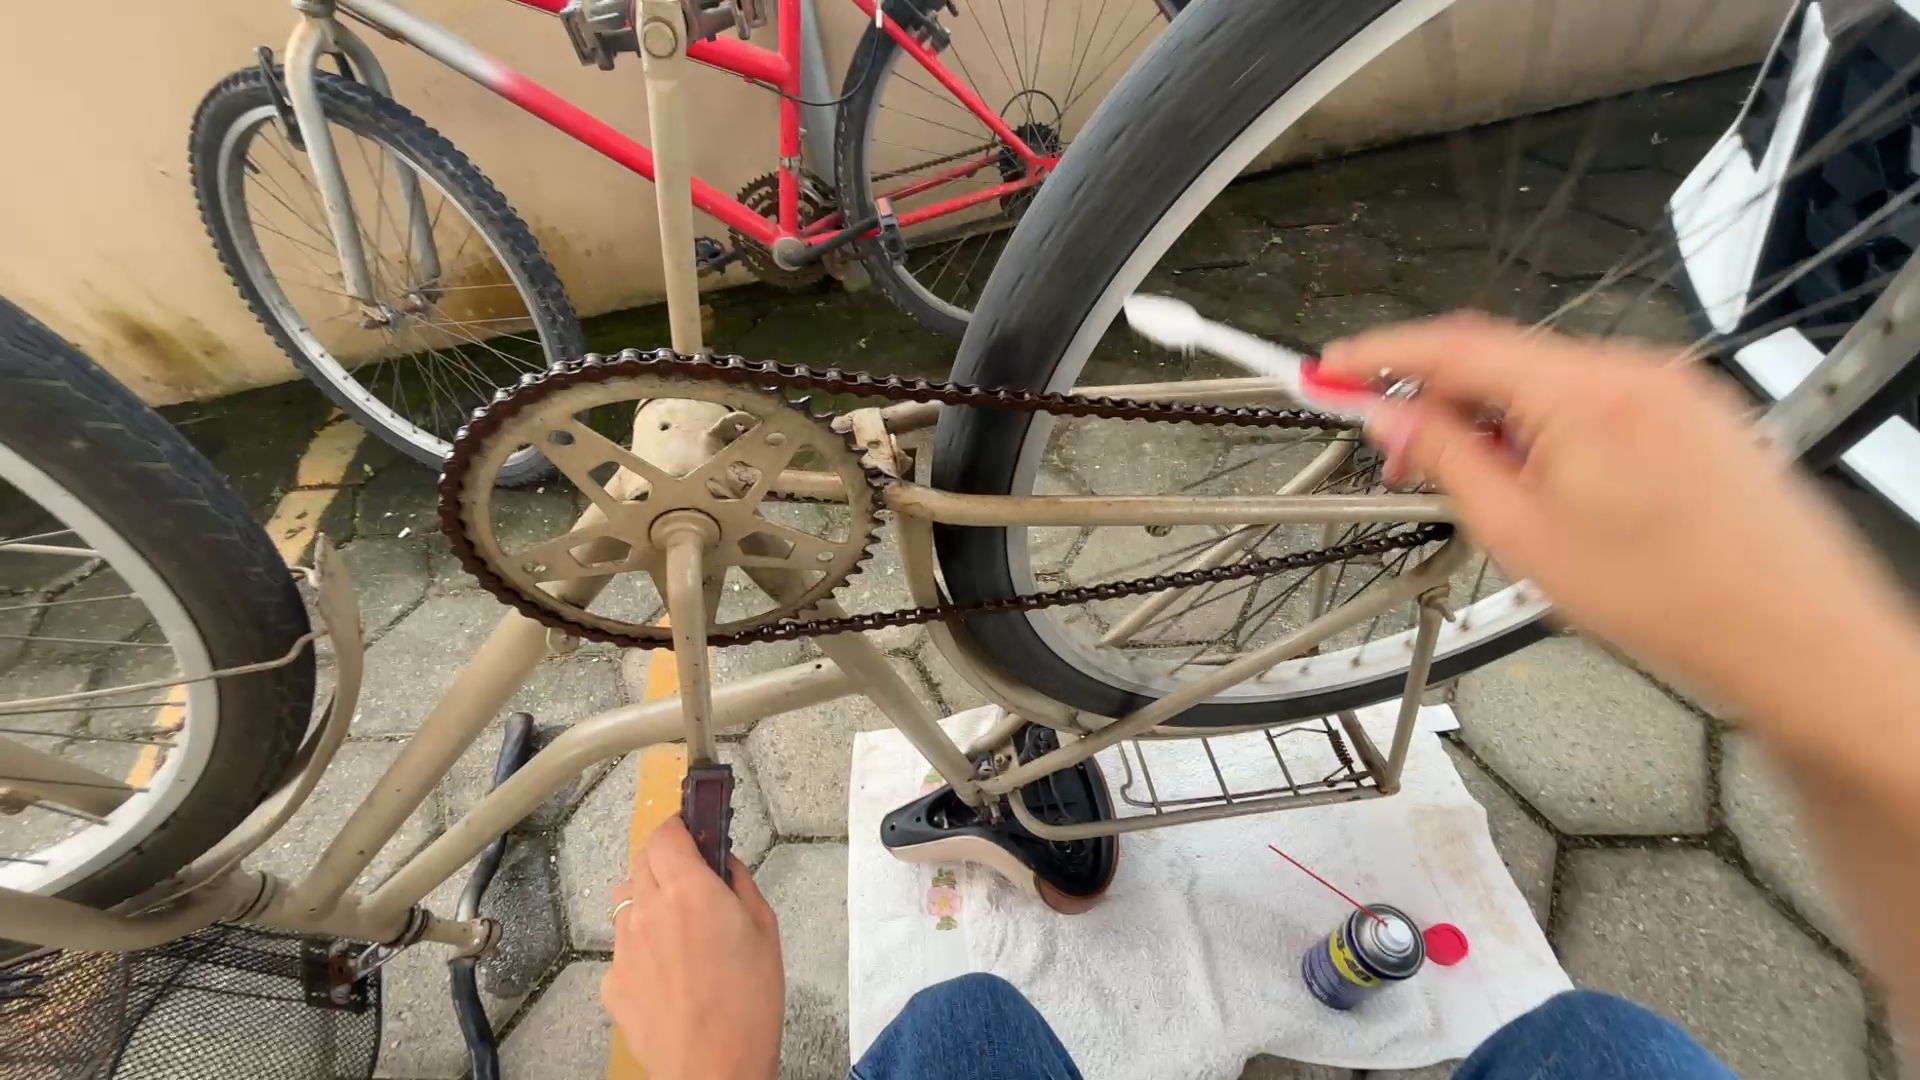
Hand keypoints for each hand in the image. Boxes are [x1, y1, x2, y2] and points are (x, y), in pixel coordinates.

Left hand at [600, 817, 783, 1079]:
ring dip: (649, 894)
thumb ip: (739, 882)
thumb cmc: (750, 999)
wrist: (715, 1070)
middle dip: (666, 856)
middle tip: (693, 873)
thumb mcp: (764, 926)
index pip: (665, 833)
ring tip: (679, 922)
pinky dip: (640, 942)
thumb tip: (723, 862)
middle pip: (642, 858)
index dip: (679, 824)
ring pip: (627, 898)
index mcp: (689, 891)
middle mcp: (648, 912)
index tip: (693, 827)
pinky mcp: (612, 984)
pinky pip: (622, 944)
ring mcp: (624, 949)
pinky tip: (667, 968)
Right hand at [1320, 313, 1908, 702]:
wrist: (1791, 635)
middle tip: (1393, 454)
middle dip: (1428, 402)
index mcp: (1586, 395)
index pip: (1452, 346)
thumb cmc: (1668, 594)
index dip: (1378, 354)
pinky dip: (1528, 424)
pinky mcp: (1681, 408)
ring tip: (1467, 485)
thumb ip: (1443, 458)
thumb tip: (1390, 417)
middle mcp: (1633, 373)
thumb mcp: (1516, 530)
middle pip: (1492, 361)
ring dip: (1479, 419)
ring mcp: (1665, 387)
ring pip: (1533, 381)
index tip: (1333, 367)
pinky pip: (1578, 395)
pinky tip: (1521, 475)